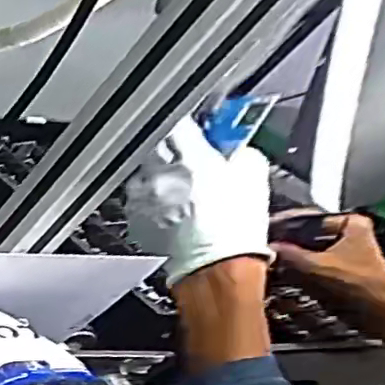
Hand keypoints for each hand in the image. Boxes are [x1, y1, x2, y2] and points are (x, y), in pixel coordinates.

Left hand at [126, 117, 275, 282]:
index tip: (190, 124)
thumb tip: (228, 140)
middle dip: (168, 147)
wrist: (212, 261)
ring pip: (141, 175)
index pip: (177, 125)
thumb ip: (235, 147)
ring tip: (177, 183)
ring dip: (155, 174)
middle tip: (184, 152)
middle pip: (154, 148)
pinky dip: (149, 198)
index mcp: (190, 159)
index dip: (184, 123)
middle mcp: (158, 178)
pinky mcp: (133, 219)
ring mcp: (141, 199)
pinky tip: (167, 205)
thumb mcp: (251, 170)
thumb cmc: (234, 222)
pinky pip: (136, 200)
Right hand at [269, 213, 384, 311]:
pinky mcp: (334, 269)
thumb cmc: (351, 282)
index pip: (307, 220)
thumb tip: (264, 247)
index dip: (282, 228)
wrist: (374, 308)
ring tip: (261, 263)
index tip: (258, 235)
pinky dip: (292, 269)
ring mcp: (340, 252)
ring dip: (285, 259)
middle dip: (282, 246)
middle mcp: (347, 234)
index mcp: (350, 223)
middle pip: (304, 236)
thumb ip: (285, 253)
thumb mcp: (312, 265)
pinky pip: (305, 264)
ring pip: (303, 251)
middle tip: (256, 251)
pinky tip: (274, 274)